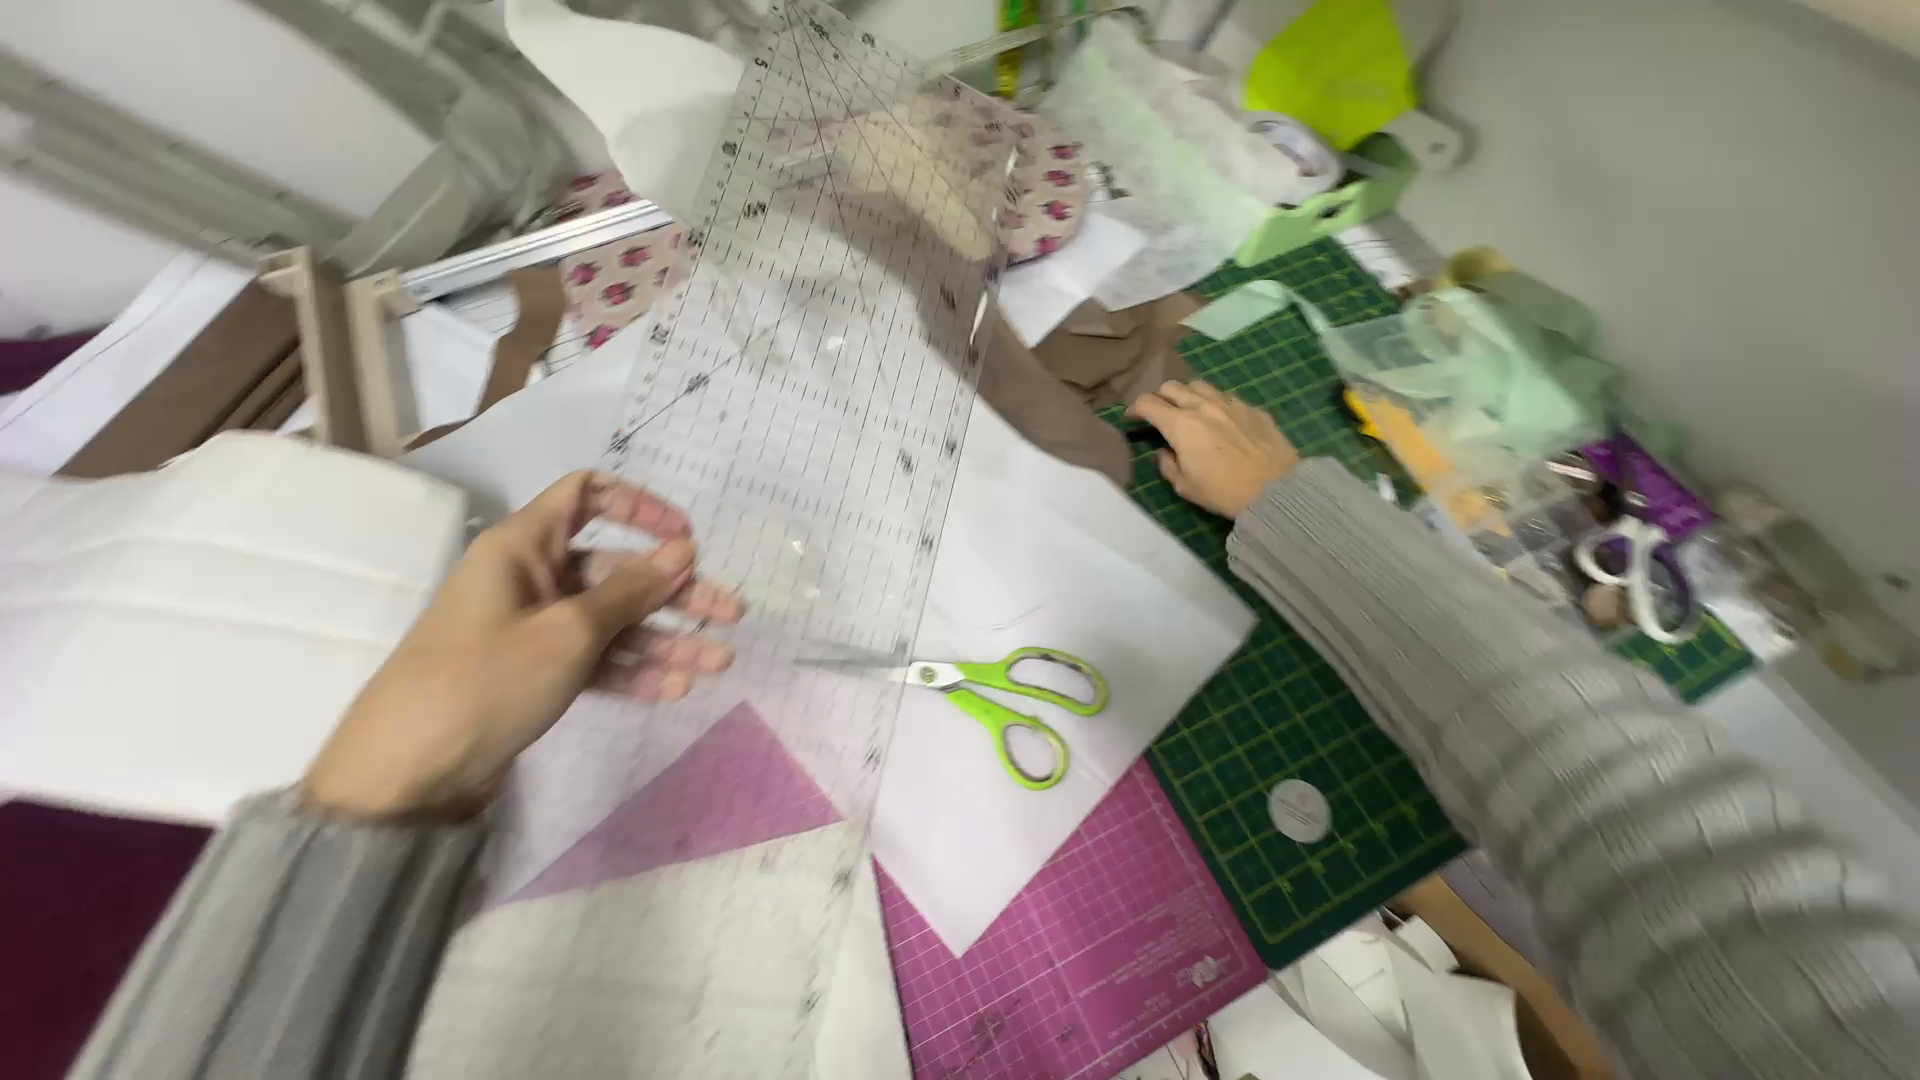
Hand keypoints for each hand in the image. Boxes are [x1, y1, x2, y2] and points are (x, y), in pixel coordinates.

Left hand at [302, 471, 743, 820]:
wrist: (408, 776)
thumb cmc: (487, 680)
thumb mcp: (570, 631)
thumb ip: (632, 590)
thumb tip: (684, 551)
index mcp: (524, 546)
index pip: (587, 495)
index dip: (641, 507)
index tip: (685, 539)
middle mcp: (533, 579)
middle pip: (618, 570)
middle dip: (677, 592)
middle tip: (731, 614)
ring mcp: (536, 629)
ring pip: (616, 621)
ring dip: (668, 640)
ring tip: (719, 663)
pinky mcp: (539, 672)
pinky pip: (599, 659)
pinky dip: (635, 671)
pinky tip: (676, 689)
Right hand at [1127, 380, 1299, 517]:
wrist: (1276, 489)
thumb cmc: (1224, 492)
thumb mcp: (1186, 487)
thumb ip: (1168, 466)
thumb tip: (1164, 452)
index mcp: (1180, 425)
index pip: (1148, 403)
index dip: (1135, 408)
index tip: (1132, 418)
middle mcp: (1202, 406)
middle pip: (1172, 387)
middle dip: (1160, 398)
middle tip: (1161, 414)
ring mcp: (1230, 403)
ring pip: (1200, 385)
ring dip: (1188, 394)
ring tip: (1191, 410)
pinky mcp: (1253, 408)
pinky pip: (1227, 397)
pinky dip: (1216, 404)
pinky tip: (1222, 420)